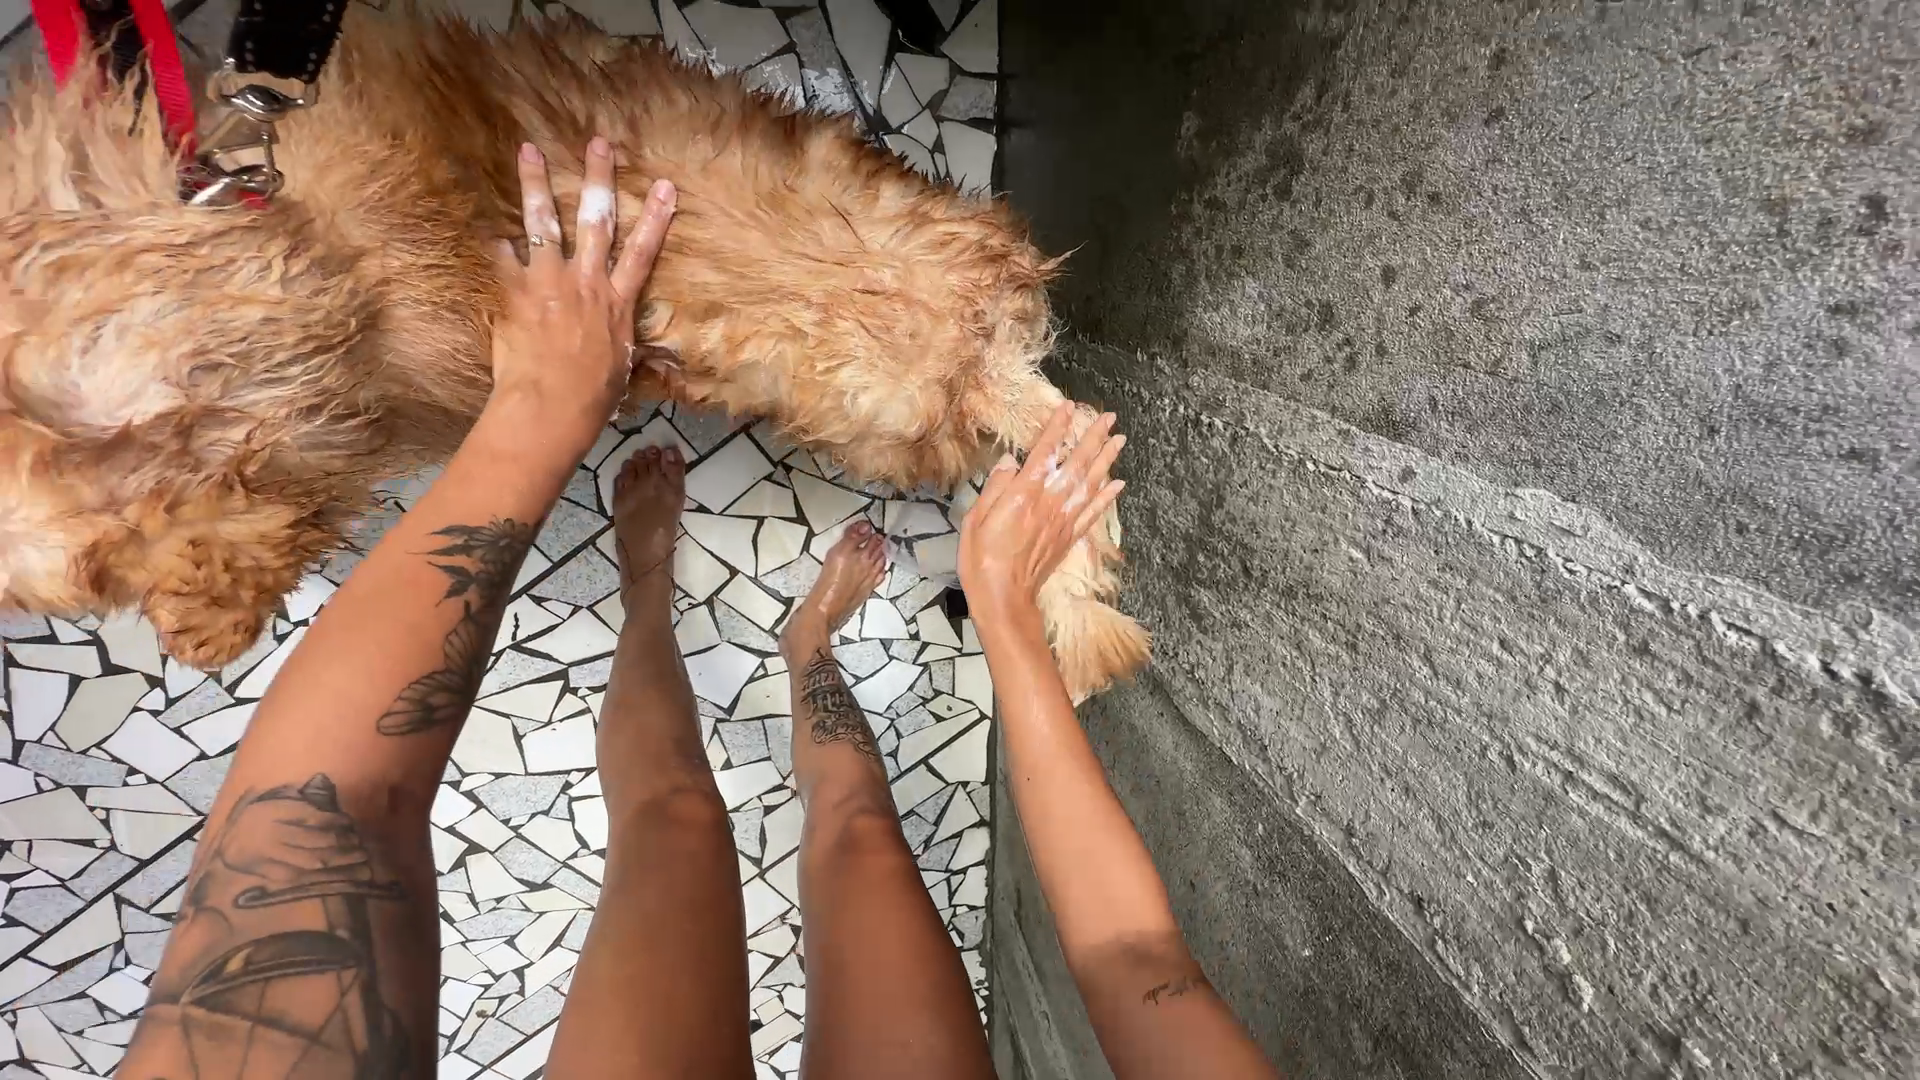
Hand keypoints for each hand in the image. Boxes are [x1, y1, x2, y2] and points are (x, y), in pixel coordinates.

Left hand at [487, 138, 676, 460]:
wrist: (552, 405)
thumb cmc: (595, 395)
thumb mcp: (623, 368)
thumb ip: (627, 346)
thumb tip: (645, 353)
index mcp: (617, 303)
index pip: (643, 252)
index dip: (656, 218)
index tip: (665, 187)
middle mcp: (587, 283)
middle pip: (597, 221)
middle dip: (599, 179)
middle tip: (599, 143)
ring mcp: (549, 283)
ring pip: (544, 223)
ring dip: (537, 184)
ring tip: (530, 151)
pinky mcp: (515, 293)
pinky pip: (502, 258)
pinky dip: (496, 244)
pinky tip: (489, 228)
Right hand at [958, 402, 1125, 616]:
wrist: (1004, 598)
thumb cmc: (982, 560)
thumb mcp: (975, 519)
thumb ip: (994, 487)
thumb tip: (1009, 461)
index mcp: (1023, 495)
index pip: (1045, 453)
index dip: (1058, 428)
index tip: (1069, 407)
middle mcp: (1049, 503)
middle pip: (1076, 463)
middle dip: (1093, 438)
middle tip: (1109, 417)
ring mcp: (1063, 521)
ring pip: (1090, 484)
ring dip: (1107, 460)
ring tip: (1119, 440)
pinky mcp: (1069, 538)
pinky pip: (1093, 513)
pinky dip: (1107, 497)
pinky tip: (1118, 484)